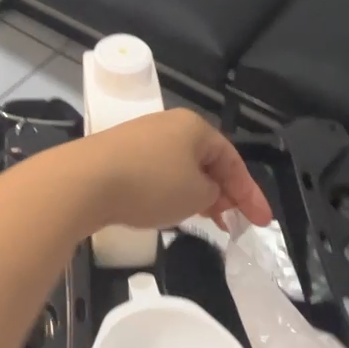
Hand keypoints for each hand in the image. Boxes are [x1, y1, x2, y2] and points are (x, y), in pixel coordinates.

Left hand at [54, 109, 273, 231]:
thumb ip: (213, 193)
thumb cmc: (150, 183)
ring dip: (196, 193)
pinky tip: (168, 211)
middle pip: (206, 159)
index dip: (250, 193)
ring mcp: (140, 138)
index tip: (263, 223)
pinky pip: (156, 173)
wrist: (85, 180)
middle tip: (232, 222)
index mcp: (193, 126)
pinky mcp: (118, 154)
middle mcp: (168, 125)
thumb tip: (207, 190)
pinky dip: (169, 192)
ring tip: (204, 219)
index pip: (232, 159)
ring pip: (180, 167)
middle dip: (223, 191)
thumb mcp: (196, 194)